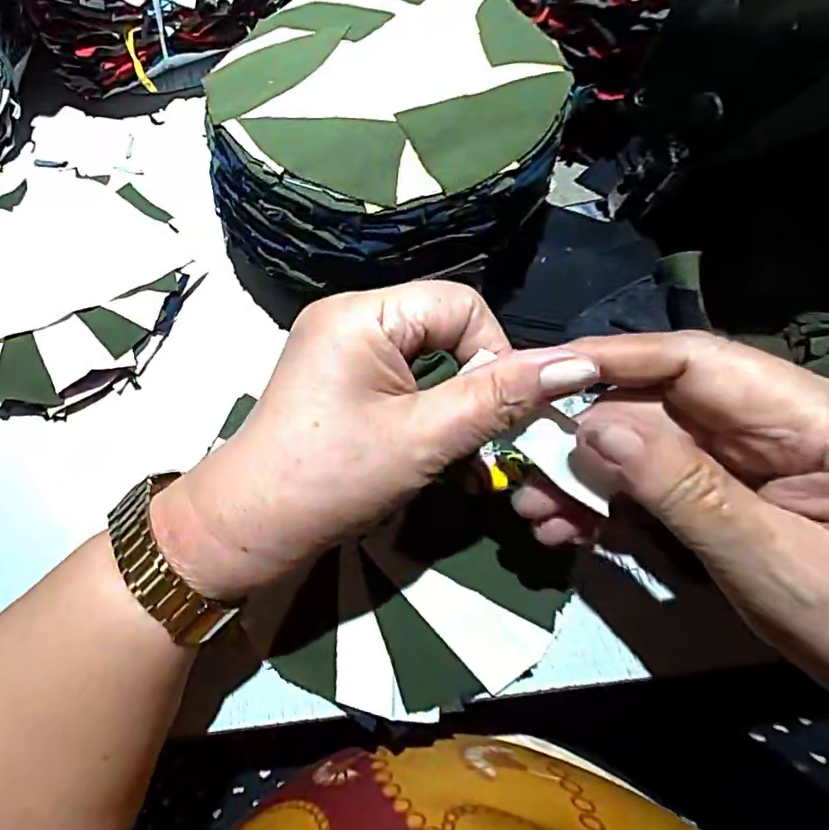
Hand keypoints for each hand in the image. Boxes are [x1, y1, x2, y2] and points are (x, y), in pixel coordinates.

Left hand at [150, 281, 598, 601]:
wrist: (251, 525)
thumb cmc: (333, 478)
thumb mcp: (425, 438)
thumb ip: (499, 397)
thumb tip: (576, 364)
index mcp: (364, 312)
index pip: (461, 304)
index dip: (492, 353)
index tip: (493, 413)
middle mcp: (350, 312)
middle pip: (444, 324)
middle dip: (472, 378)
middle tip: (475, 434)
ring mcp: (339, 341)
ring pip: (427, 350)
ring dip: (451, 396)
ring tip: (449, 443)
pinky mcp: (337, 371)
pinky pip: (401, 369)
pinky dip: (425, 401)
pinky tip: (425, 439)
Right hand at [520, 331, 828, 767]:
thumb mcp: (790, 574)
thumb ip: (688, 493)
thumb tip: (596, 424)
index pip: (706, 361)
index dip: (618, 358)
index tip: (544, 374)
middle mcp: (800, 425)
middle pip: (674, 404)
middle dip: (594, 434)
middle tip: (529, 469)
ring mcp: (780, 463)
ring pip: (666, 446)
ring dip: (602, 477)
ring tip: (542, 513)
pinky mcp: (763, 498)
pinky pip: (681, 486)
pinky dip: (629, 506)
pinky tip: (583, 531)